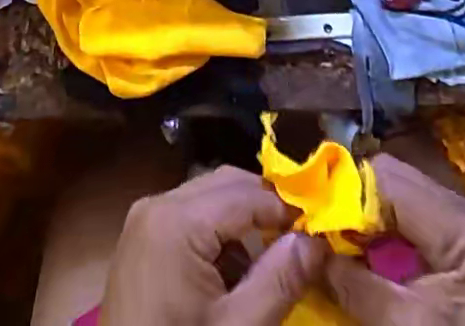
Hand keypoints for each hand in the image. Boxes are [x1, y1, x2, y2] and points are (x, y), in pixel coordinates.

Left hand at [104, 166, 329, 325]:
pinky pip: (188, 215)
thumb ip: (279, 281)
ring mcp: (145, 219)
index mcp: (177, 220)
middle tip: (304, 240)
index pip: (246, 193)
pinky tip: (234, 274)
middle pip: (225, 184)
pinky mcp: (141, 237)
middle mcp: (157, 204)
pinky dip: (217, 232)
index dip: (288, 207)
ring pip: (208, 196)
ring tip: (273, 262)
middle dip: (266, 206)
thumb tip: (315, 240)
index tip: (323, 230)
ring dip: (243, 219)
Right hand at [324, 155, 464, 324]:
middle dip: (353, 202)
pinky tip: (375, 263)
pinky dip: (391, 233)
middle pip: (394, 179)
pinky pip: (421, 221)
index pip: (384, 177)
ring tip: (343, 249)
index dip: (342, 193)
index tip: (309, 221)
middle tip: (324, 235)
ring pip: (404, 196)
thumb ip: (354, 284)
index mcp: (463, 226)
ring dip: (370, 217)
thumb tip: (303, 249)